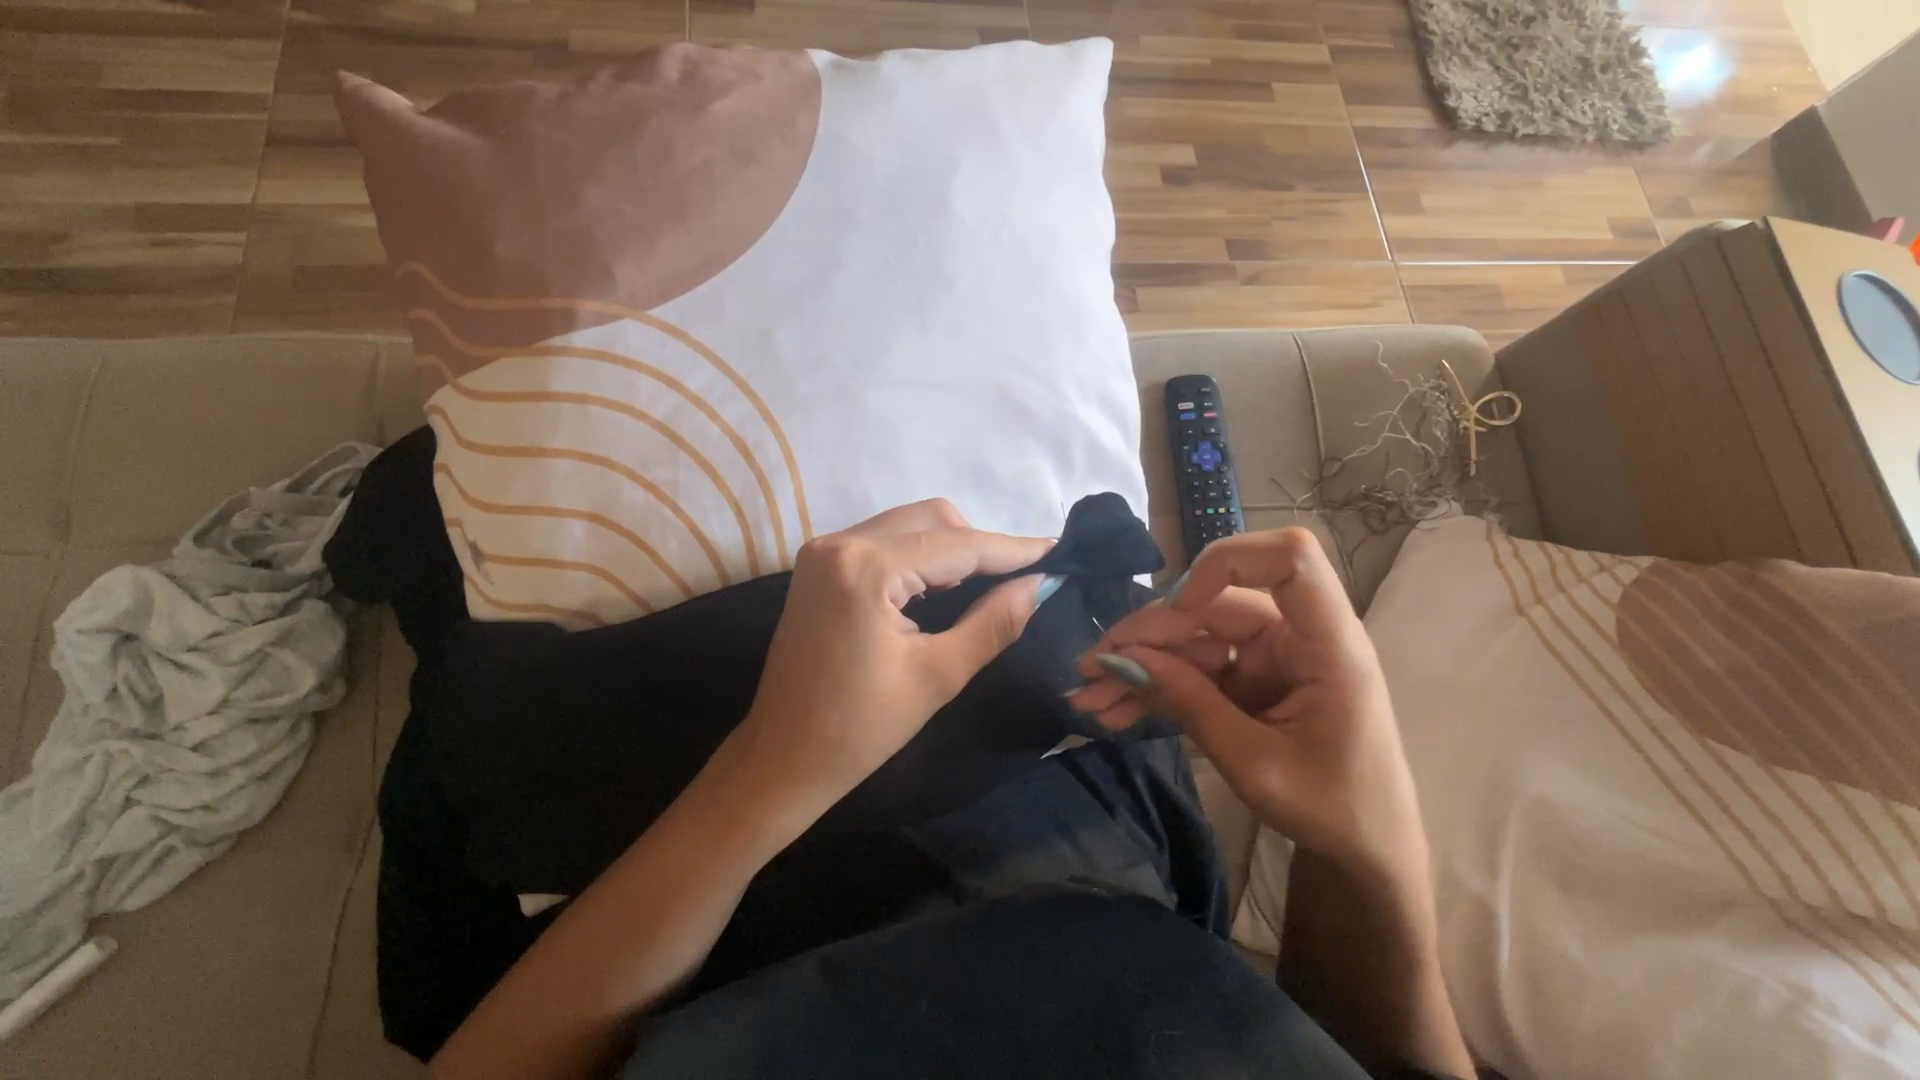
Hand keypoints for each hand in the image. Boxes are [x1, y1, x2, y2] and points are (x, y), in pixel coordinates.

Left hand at [731, 499, 1052, 813]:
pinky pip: (884, 540)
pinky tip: (939, 590)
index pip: (957, 545)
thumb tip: (1041, 584)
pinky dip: (918, 556)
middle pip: (933, 520)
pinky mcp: (818, 566)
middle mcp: (840, 542)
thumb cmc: (861, 729)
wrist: (782, 758)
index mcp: (865, 567)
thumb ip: (994, 622)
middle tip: (1019, 581)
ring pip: (908, 525)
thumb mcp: (938, 676)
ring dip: (950, 549)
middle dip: (980, 546)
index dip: (1013, 550)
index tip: (1059, 552)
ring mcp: (823, 551)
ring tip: (984, 588)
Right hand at [1069, 527, 1428, 878]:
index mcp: (1326, 644)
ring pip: (1193, 637)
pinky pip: (1194, 668)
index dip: (1226, 565)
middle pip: (1214, 604)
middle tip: (1090, 670)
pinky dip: (1154, 687)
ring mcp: (1271, 656)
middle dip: (1148, 634)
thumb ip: (1191, 704)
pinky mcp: (1250, 678)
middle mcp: (1297, 636)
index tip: (1177, 609)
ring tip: (1088, 699)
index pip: (1288, 560)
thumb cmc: (1333, 807)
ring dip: (1139, 666)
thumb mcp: (1256, 764)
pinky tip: (1113, 709)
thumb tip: (1124, 659)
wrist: (1364, 849)